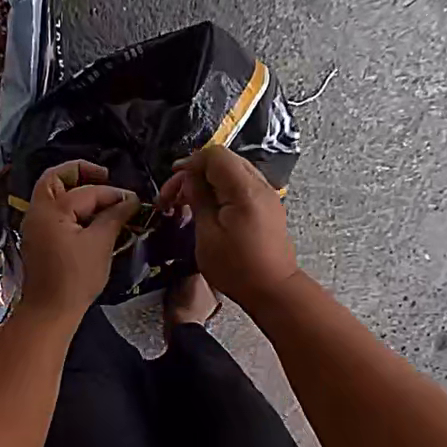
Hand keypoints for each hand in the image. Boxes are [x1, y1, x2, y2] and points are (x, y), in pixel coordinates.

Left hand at [18, 160, 140, 321]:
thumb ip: (114, 216)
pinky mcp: (37, 239)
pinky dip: (69, 207)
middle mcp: (37, 211)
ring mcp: (34, 226)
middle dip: (79, 173)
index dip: (112, 194)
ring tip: (100, 198)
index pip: (87, 191)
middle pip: (54, 178)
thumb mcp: (100, 244)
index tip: (134, 201)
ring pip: (50, 194)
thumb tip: (130, 200)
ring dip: (73, 189)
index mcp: (52, 209)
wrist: (50, 310)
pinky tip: (90, 218)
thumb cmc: (76, 278)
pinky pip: (52, 211)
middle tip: (104, 177)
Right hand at [156, 145, 300, 309]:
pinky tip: (210, 210)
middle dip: (196, 173)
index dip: (190, 164)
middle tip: (175, 196)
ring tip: (189, 204)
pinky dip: (223, 191)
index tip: (173, 185)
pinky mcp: (269, 208)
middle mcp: (260, 186)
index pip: (215, 156)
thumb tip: (190, 178)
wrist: (273, 290)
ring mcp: (268, 196)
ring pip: (234, 173)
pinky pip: (243, 187)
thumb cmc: (236, 268)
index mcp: (244, 190)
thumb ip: (199, 199)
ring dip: (209, 182)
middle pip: (225, 161)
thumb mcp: (207, 234)